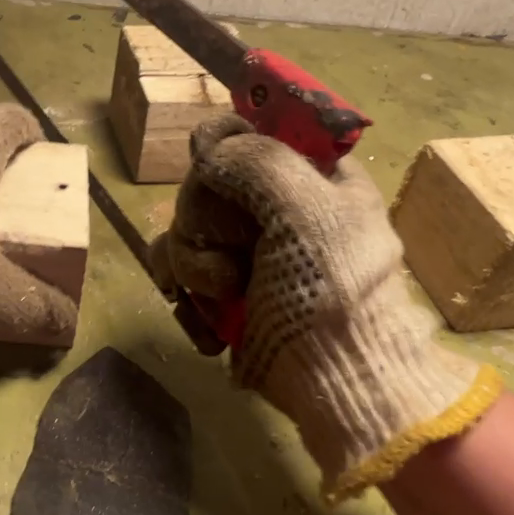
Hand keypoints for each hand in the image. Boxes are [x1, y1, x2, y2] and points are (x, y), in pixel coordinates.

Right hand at [150, 115, 501, 500]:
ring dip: (197, 266)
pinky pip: (178, 270)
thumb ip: (258, 161)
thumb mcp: (310, 212)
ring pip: (184, 226)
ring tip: (226, 297)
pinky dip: (187, 297)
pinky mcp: (222, 288)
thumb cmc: (335, 291)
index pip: (254, 131)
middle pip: (205, 181)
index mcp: (313, 176)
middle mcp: (276, 206)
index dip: (228, 144)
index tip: (215, 166)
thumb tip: (206, 142)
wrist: (335, 383)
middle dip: (206, 221)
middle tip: (234, 253)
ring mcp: (245, 249)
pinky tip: (208, 322)